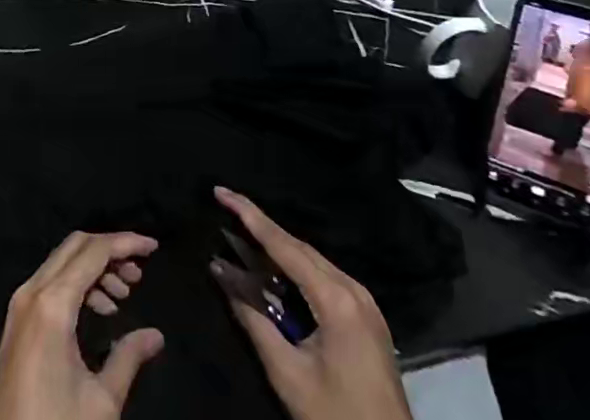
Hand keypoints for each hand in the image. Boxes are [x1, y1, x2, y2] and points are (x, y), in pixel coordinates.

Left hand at [0, 231, 164, 419]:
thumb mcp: (100, 401)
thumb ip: (129, 358)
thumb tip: (156, 336)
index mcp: (52, 304)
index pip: (95, 251)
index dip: (127, 242)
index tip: (154, 247)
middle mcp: (32, 293)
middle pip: (76, 246)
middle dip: (111, 250)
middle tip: (139, 273)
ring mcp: (20, 306)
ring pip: (63, 262)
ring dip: (96, 268)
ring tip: (124, 294)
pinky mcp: (16, 322)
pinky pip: (51, 283)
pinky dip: (79, 284)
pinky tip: (100, 309)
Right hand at [212, 187, 411, 419]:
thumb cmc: (336, 416)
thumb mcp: (288, 373)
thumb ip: (254, 321)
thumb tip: (223, 275)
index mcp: (336, 298)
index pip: (284, 245)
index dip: (250, 216)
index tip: (222, 193)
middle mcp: (354, 287)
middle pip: (300, 248)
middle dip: (261, 228)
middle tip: (226, 212)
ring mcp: (365, 301)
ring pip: (313, 261)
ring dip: (278, 251)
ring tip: (242, 240)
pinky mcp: (367, 315)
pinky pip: (325, 278)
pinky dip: (296, 271)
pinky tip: (275, 275)